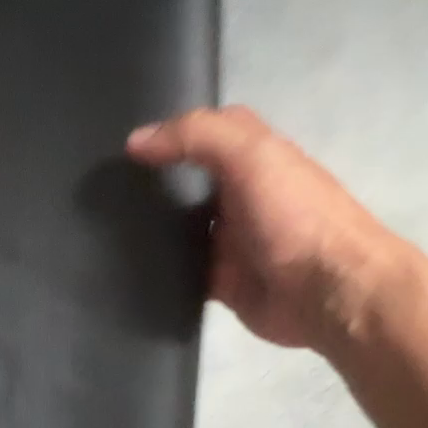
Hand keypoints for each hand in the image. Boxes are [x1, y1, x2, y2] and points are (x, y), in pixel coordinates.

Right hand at [127, 106, 411, 353]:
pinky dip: (157, 274)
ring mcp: (231, 243)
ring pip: (179, 231)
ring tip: (101, 233)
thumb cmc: (295, 219)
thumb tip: (136, 140)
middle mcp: (242, 197)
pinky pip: (179, 274)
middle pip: (189, 184)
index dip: (174, 133)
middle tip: (104, 191)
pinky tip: (129, 273)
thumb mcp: (250, 158)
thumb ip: (198, 139)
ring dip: (149, 232)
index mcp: (257, 160)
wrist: (326, 294)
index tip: (126, 149)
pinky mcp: (221, 283)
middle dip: (152, 185)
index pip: (211, 133)